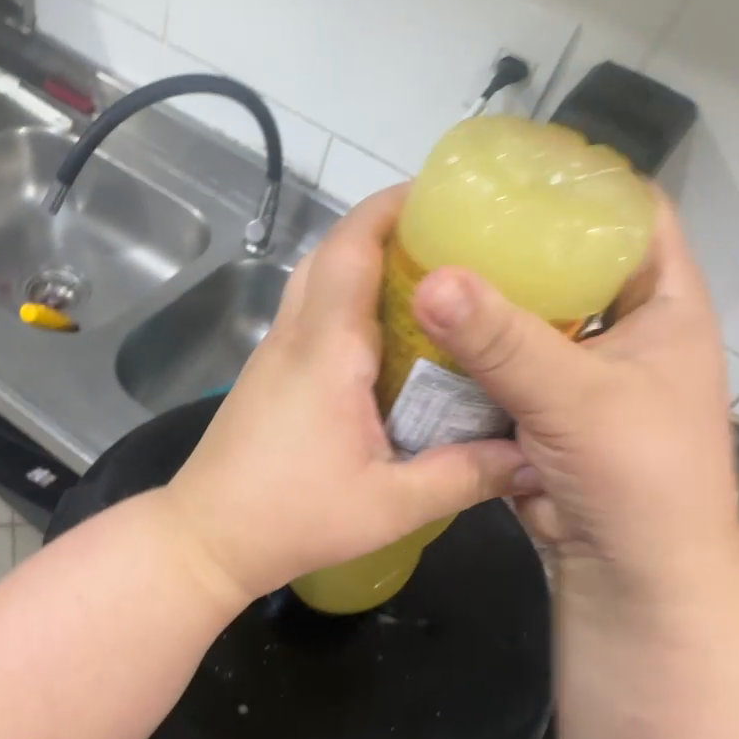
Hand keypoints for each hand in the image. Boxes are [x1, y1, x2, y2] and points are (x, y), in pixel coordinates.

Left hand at [160, 187, 527, 601]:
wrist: (205, 540)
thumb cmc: (292, 518)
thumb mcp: (391, 505)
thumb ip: (465, 475)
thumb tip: (533, 459)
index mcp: (326, 348)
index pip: (352, 246)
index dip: (393, 207)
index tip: (444, 197)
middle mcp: (294, 337)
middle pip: (331, 254)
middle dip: (385, 233)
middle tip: (448, 246)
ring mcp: (271, 356)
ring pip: (314, 285)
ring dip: (362, 271)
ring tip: (426, 290)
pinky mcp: (263, 380)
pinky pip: (307, 320)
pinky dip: (345, 309)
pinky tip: (385, 347)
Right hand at [410, 191, 738, 580]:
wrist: (630, 573)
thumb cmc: (637, 474)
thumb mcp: (576, 397)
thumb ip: (502, 340)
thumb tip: (431, 278)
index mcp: (664, 307)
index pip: (634, 218)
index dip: (585, 186)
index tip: (516, 169)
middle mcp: (622, 333)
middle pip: (564, 269)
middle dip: (510, 248)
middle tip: (444, 223)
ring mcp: (577, 377)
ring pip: (524, 325)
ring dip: (481, 307)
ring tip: (419, 271)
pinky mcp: (538, 415)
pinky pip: (497, 373)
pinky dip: (464, 360)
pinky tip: (418, 340)